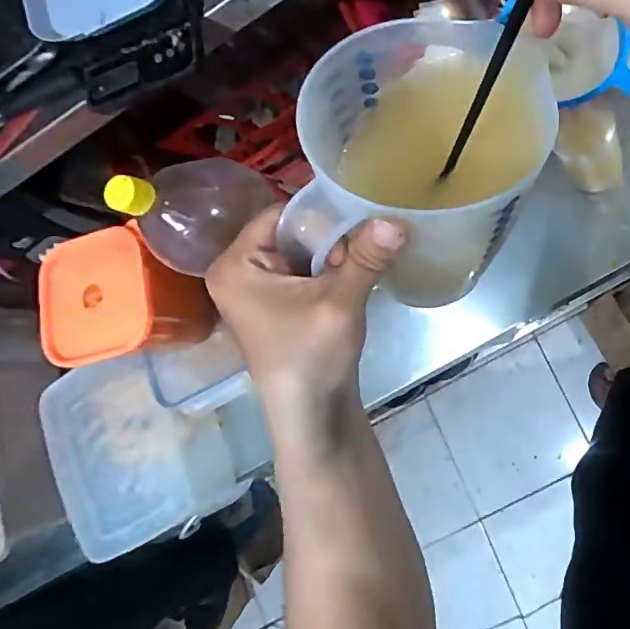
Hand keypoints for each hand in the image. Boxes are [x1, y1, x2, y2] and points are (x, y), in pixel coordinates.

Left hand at [206, 205, 405, 404]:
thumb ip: (365, 257)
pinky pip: (302, 272)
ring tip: (365, 253)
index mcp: (234, 265)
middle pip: (289, 232)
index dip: (320, 212)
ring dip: (332, 253)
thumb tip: (395, 219)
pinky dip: (328, 270)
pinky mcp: (274, 306)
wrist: (312, 418)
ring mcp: (254, 291)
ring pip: (300, 252)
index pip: (279, 214)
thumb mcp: (340, 301)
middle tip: (366, 237)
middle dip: (329, 235)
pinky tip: (355, 270)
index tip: (359, 210)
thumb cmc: (311, 357)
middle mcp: (236, 272)